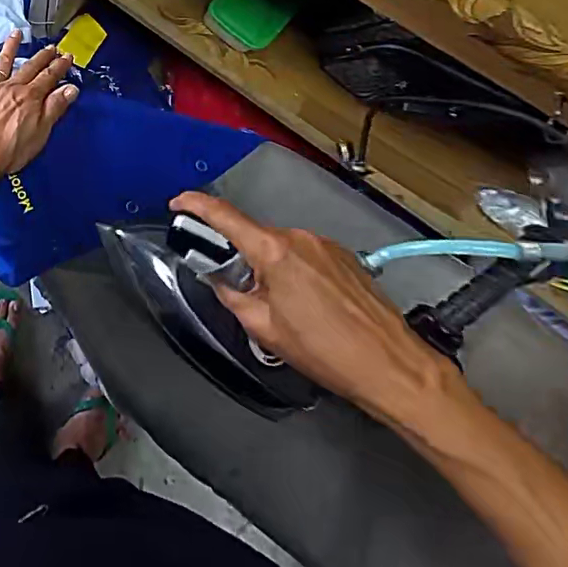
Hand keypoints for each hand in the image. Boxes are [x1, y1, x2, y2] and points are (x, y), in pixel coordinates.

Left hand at [0, 31, 77, 188]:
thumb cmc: (10, 151)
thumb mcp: (41, 132)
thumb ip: (55, 107)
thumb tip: (71, 88)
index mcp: (31, 97)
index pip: (50, 76)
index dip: (60, 66)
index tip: (68, 56)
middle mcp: (12, 87)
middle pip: (31, 67)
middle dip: (43, 56)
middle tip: (52, 48)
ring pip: (4, 61)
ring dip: (12, 46)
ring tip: (17, 33)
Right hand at [169, 192, 461, 426]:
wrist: (388, 362)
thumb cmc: (328, 351)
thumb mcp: (264, 328)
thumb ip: (233, 296)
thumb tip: (220, 280)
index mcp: (275, 251)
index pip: (225, 217)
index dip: (196, 206)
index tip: (180, 203)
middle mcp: (300, 238)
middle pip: (255, 237)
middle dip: (241, 260)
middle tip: (240, 292)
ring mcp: (325, 244)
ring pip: (281, 249)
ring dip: (272, 270)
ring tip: (285, 310)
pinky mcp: (342, 255)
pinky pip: (306, 255)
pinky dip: (296, 272)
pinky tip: (308, 306)